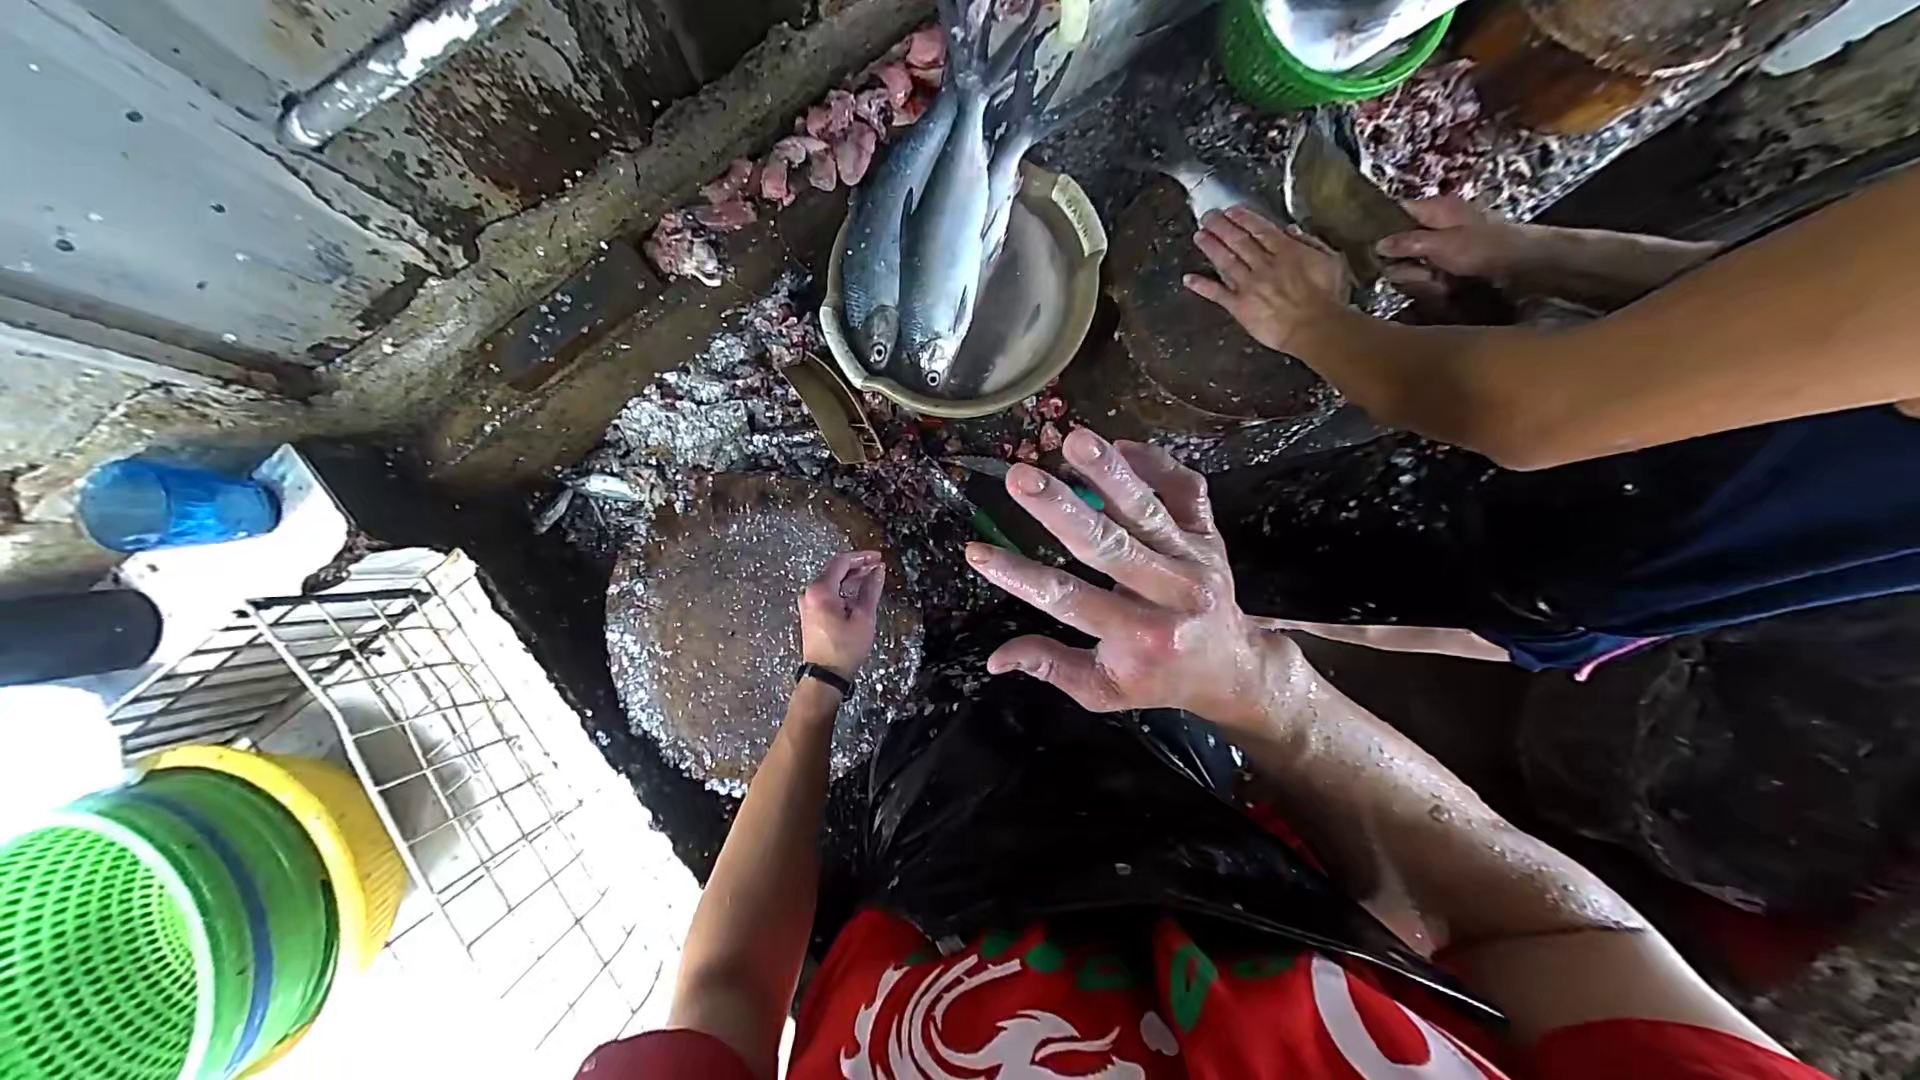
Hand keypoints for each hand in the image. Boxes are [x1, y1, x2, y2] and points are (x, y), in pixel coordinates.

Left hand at [798, 550, 885, 680]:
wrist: (825, 675)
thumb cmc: (845, 647)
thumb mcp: (863, 617)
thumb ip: (871, 589)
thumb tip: (879, 570)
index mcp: (820, 590)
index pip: (842, 562)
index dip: (862, 557)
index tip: (878, 557)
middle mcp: (810, 593)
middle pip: (835, 570)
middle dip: (858, 566)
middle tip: (878, 566)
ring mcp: (808, 604)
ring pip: (832, 582)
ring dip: (852, 578)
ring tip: (873, 578)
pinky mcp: (811, 614)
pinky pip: (828, 594)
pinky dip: (844, 590)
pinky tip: (859, 594)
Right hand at [963, 427, 1297, 731]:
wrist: (1231, 666)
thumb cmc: (1157, 678)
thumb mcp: (1102, 690)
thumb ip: (1051, 667)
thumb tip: (995, 658)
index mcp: (1139, 638)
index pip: (1069, 601)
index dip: (1019, 578)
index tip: (977, 552)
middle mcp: (1170, 594)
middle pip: (1108, 545)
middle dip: (1059, 509)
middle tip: (1020, 477)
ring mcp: (1194, 559)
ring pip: (1148, 510)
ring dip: (1110, 473)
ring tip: (1074, 440)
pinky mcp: (1210, 533)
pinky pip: (1186, 489)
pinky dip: (1156, 463)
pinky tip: (1119, 446)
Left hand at [1183, 206, 1350, 354]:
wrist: (1314, 326)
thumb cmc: (1328, 297)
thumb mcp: (1330, 260)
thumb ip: (1310, 243)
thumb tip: (1291, 231)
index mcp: (1287, 251)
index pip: (1260, 229)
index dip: (1242, 218)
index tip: (1231, 211)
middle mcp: (1264, 265)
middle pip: (1238, 241)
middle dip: (1221, 227)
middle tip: (1207, 217)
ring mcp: (1249, 285)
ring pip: (1225, 261)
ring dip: (1210, 247)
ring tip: (1199, 236)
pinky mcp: (1239, 306)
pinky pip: (1217, 294)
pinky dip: (1201, 285)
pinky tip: (1188, 278)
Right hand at [1374, 195, 1541, 305]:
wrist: (1523, 265)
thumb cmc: (1485, 247)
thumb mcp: (1442, 244)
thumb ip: (1407, 243)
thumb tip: (1377, 244)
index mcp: (1434, 210)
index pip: (1395, 210)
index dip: (1380, 226)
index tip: (1368, 247)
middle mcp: (1433, 225)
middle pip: (1396, 245)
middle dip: (1403, 264)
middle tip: (1420, 272)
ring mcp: (1438, 246)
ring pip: (1407, 265)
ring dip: (1417, 278)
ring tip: (1439, 281)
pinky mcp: (1443, 263)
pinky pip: (1421, 275)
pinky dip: (1428, 283)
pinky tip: (1443, 286)